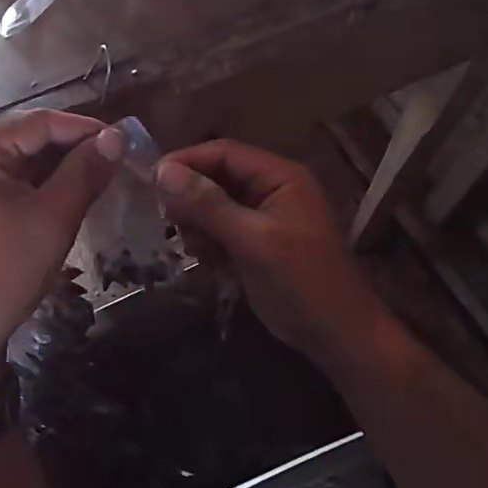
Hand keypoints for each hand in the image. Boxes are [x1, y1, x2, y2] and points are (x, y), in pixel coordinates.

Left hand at [0, 110, 122, 403]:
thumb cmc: (4, 271)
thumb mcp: (53, 218)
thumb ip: (85, 172)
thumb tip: (115, 137)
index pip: (38, 122)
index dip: (84, 128)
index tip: (121, 141)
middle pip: (24, 141)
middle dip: (70, 150)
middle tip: (113, 164)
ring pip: (16, 166)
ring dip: (56, 172)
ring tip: (96, 182)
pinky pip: (4, 188)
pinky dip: (36, 191)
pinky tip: (64, 202)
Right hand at [154, 140, 390, 372]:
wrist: (337, 335)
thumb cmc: (300, 283)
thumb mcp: (252, 241)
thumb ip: (209, 205)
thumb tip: (163, 171)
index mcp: (281, 177)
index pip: (225, 153)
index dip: (186, 162)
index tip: (150, 182)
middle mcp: (273, 190)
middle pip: (219, 178)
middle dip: (191, 199)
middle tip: (166, 222)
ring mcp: (267, 219)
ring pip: (217, 207)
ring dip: (198, 225)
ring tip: (190, 248)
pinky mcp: (260, 246)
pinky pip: (225, 233)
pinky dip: (210, 244)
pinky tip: (206, 264)